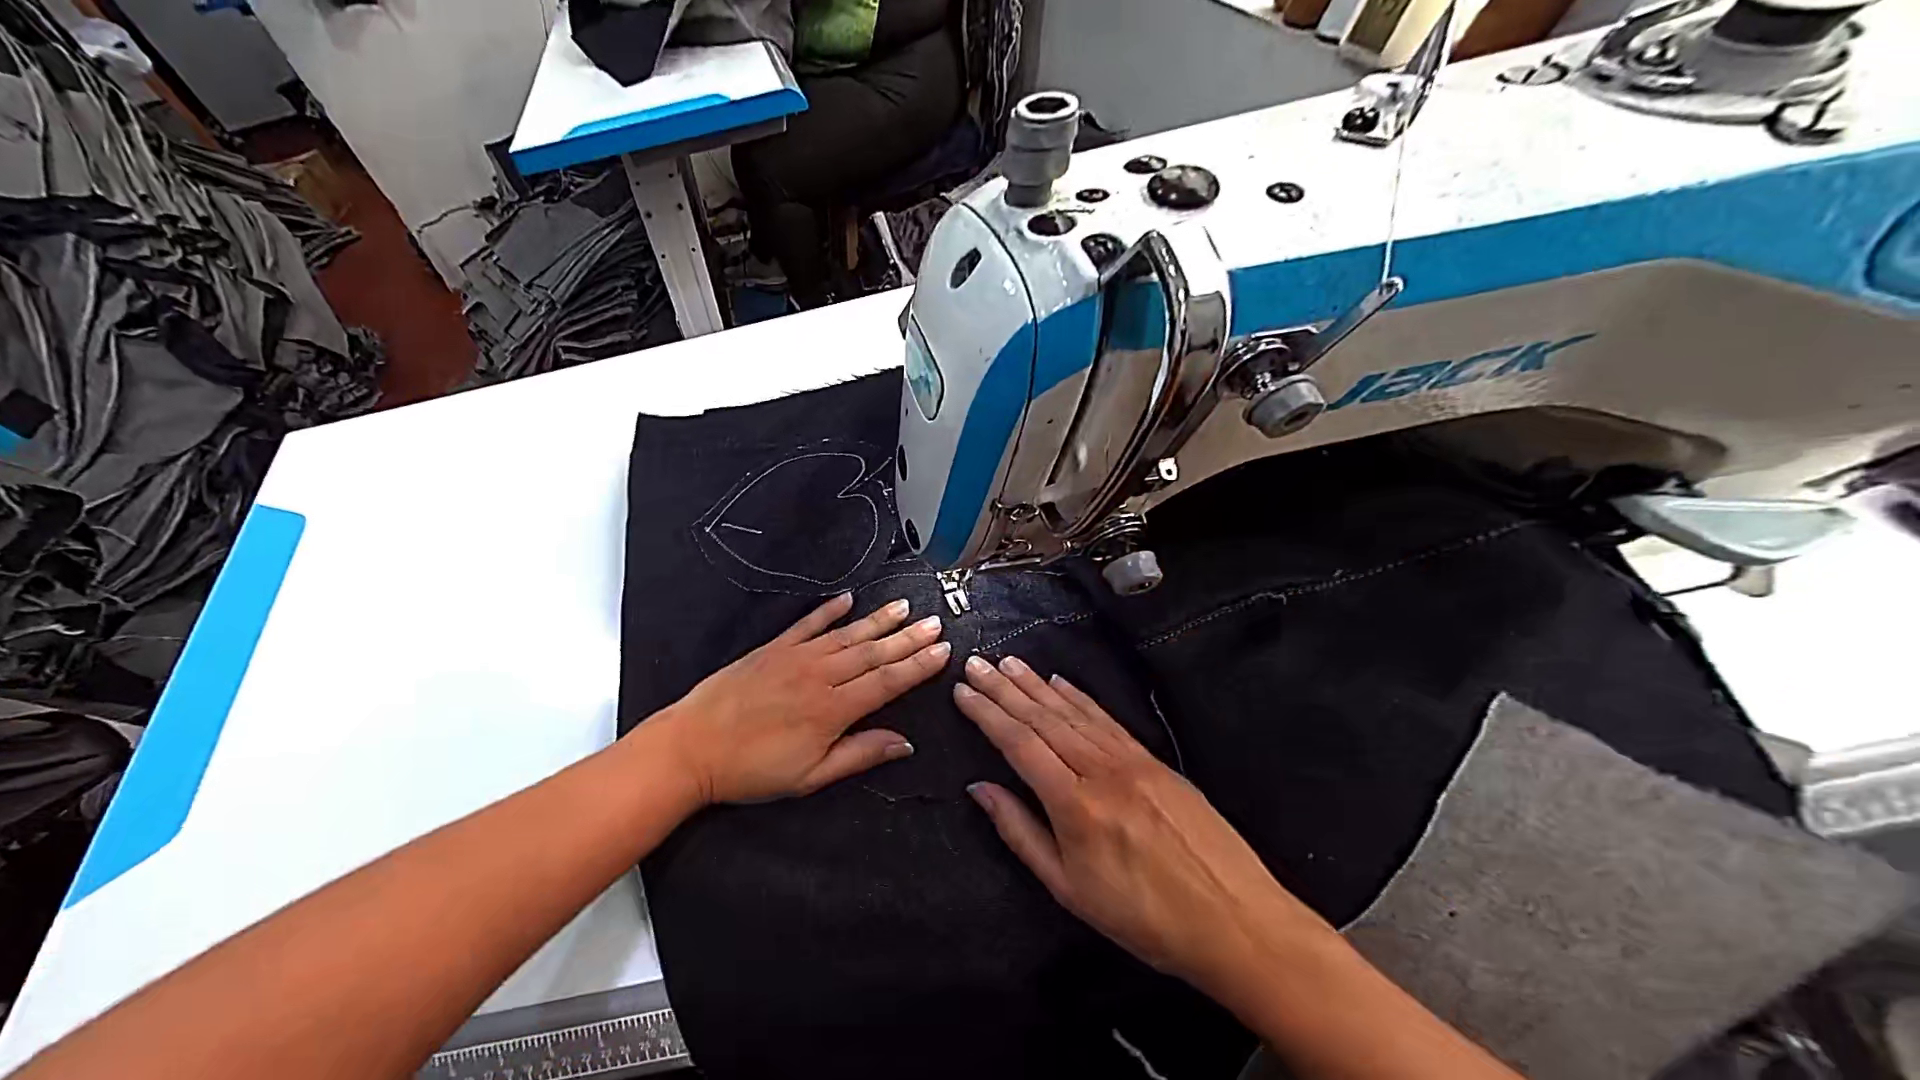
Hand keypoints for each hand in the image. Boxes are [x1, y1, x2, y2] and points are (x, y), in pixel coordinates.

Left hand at [652, 593, 948, 804]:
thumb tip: (902, 744)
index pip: (887, 682)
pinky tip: (847, 600)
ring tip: (904, 607)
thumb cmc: (750, 769)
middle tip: (934, 622)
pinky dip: (828, 611)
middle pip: (874, 652)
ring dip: (879, 620)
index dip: (918, 666)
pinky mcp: (772, 649)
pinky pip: (807, 624)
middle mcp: (819, 676)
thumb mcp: (809, 777)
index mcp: (832, 709)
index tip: (942, 651)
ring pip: (847, 634)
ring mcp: (795, 657)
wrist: (692, 747)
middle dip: (908, 637)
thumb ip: (859, 755)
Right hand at [953, 655, 1332, 994]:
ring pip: (1073, 712)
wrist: (1234, 918)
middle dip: (1004, 688)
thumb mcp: (1068, 888)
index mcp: (1075, 804)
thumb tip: (981, 789)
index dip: (987, 713)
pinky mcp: (1154, 760)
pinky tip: (1061, 683)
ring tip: (1009, 663)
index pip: (1019, 743)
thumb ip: (1020, 832)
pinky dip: (1080, 697)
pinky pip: (1106, 719)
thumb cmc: (1144, 917)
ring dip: (1036, 684)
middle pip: (1042, 718)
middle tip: (977, 662)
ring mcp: (1131, 760)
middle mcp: (1101, 770)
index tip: (963, 691)